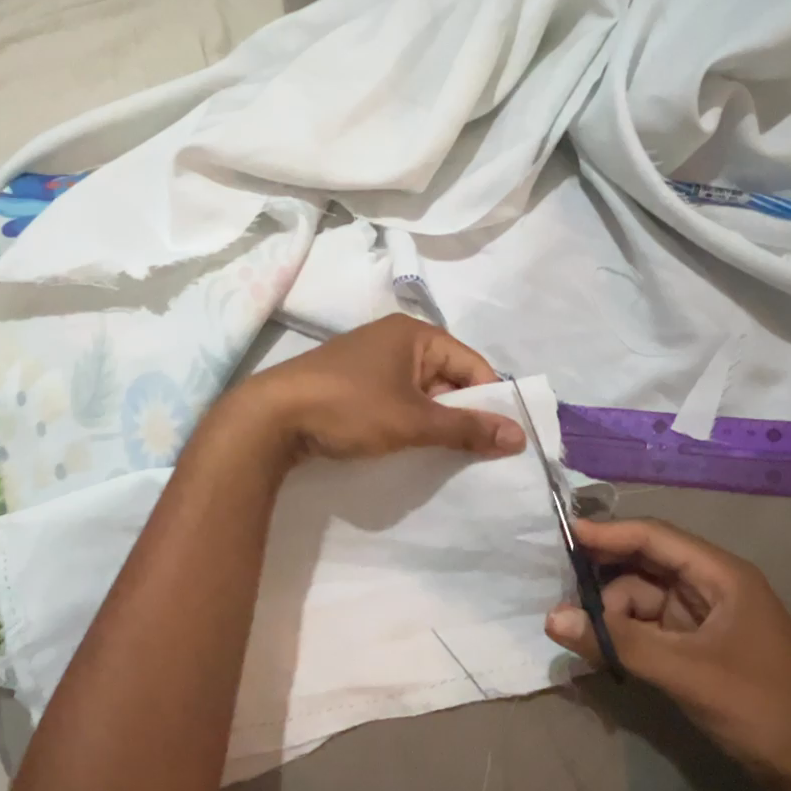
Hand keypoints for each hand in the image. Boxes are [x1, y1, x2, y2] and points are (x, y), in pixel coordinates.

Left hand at [226, 315, 524, 464]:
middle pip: (446, 377)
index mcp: (414, 333)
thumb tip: (519, 435)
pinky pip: (391, 401)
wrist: (271, 417)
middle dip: (458, 414)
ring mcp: (367, 361)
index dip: (489, 401)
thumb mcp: (413, 420)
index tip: (499, 440)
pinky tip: (404, 449)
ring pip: (418, 393)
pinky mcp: (347, 384)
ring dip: (429, 423)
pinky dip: (403, 423)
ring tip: (439, 456)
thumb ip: (466, 428)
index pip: (472, 364)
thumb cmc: (350, 408)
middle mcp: (393, 339)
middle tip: (471, 455)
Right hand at [544, 518, 790, 786]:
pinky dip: (621, 634)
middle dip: (603, 577)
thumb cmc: (760, 707)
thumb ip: (619, 643)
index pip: (655, 537)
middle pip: (643, 565)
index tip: (561, 535)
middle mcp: (710, 586)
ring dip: (609, 613)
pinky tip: (595, 646)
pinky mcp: (693, 646)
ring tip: (575, 633)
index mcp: (722, 575)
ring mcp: (701, 617)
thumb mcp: (686, 672)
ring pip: (639, 598)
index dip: (609, 533)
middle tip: (557, 590)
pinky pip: (646, 626)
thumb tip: (552, 618)